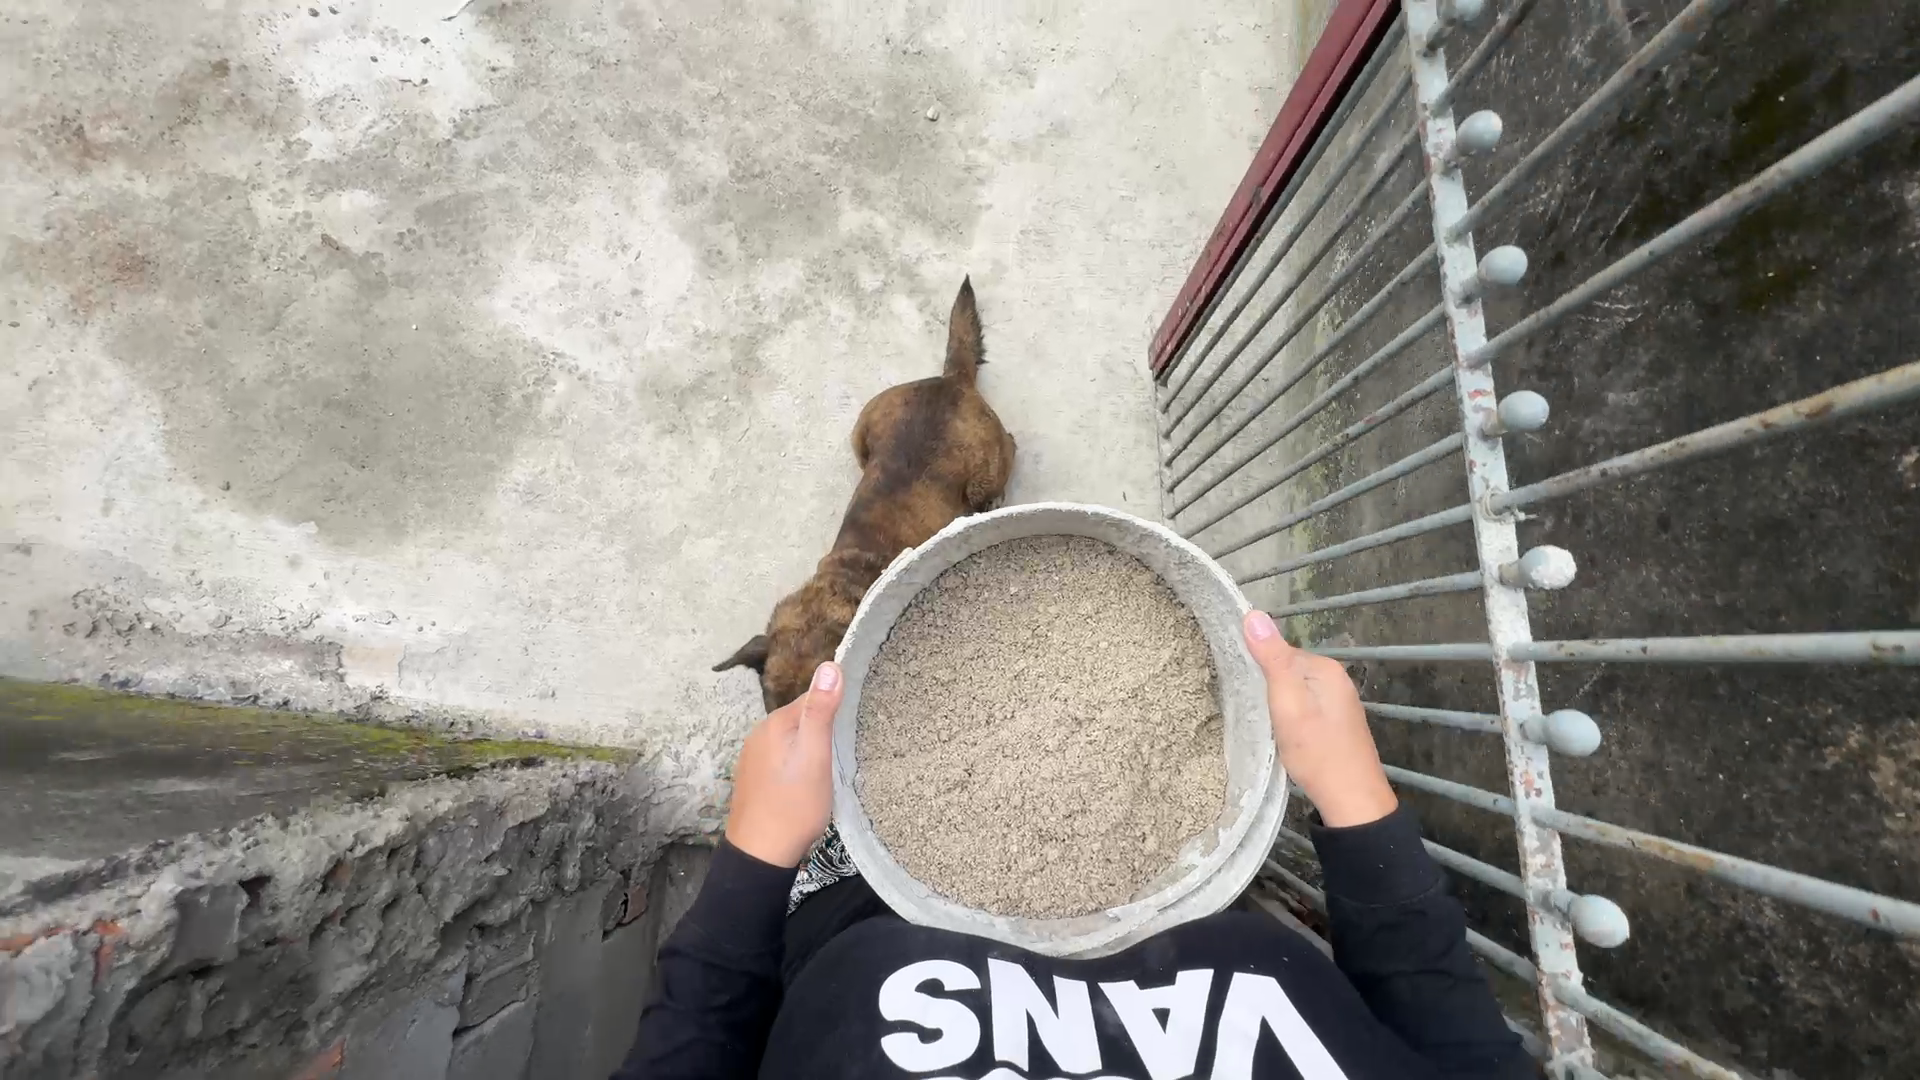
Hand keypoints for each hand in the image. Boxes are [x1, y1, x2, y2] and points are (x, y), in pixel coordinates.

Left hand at [725, 661, 844, 866]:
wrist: (760, 856)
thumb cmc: (794, 805)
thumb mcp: (816, 755)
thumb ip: (821, 710)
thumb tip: (830, 665)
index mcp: (776, 723)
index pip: (813, 699)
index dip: (835, 709)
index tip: (856, 724)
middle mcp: (759, 734)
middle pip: (802, 718)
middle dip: (824, 728)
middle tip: (847, 750)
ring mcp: (753, 757)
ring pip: (791, 739)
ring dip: (810, 747)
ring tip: (830, 768)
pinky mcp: (752, 777)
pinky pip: (781, 757)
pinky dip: (797, 763)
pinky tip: (807, 782)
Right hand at [1243, 611, 1397, 827]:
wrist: (1351, 801)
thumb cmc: (1316, 750)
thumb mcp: (1287, 702)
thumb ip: (1271, 658)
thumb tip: (1253, 614)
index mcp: (1324, 668)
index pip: (1277, 652)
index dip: (1256, 669)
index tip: (1240, 689)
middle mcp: (1335, 679)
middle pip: (1285, 669)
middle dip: (1266, 685)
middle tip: (1253, 710)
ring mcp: (1337, 702)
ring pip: (1293, 689)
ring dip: (1276, 702)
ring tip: (1264, 722)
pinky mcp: (1335, 722)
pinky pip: (1302, 705)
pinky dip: (1288, 714)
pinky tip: (1282, 732)